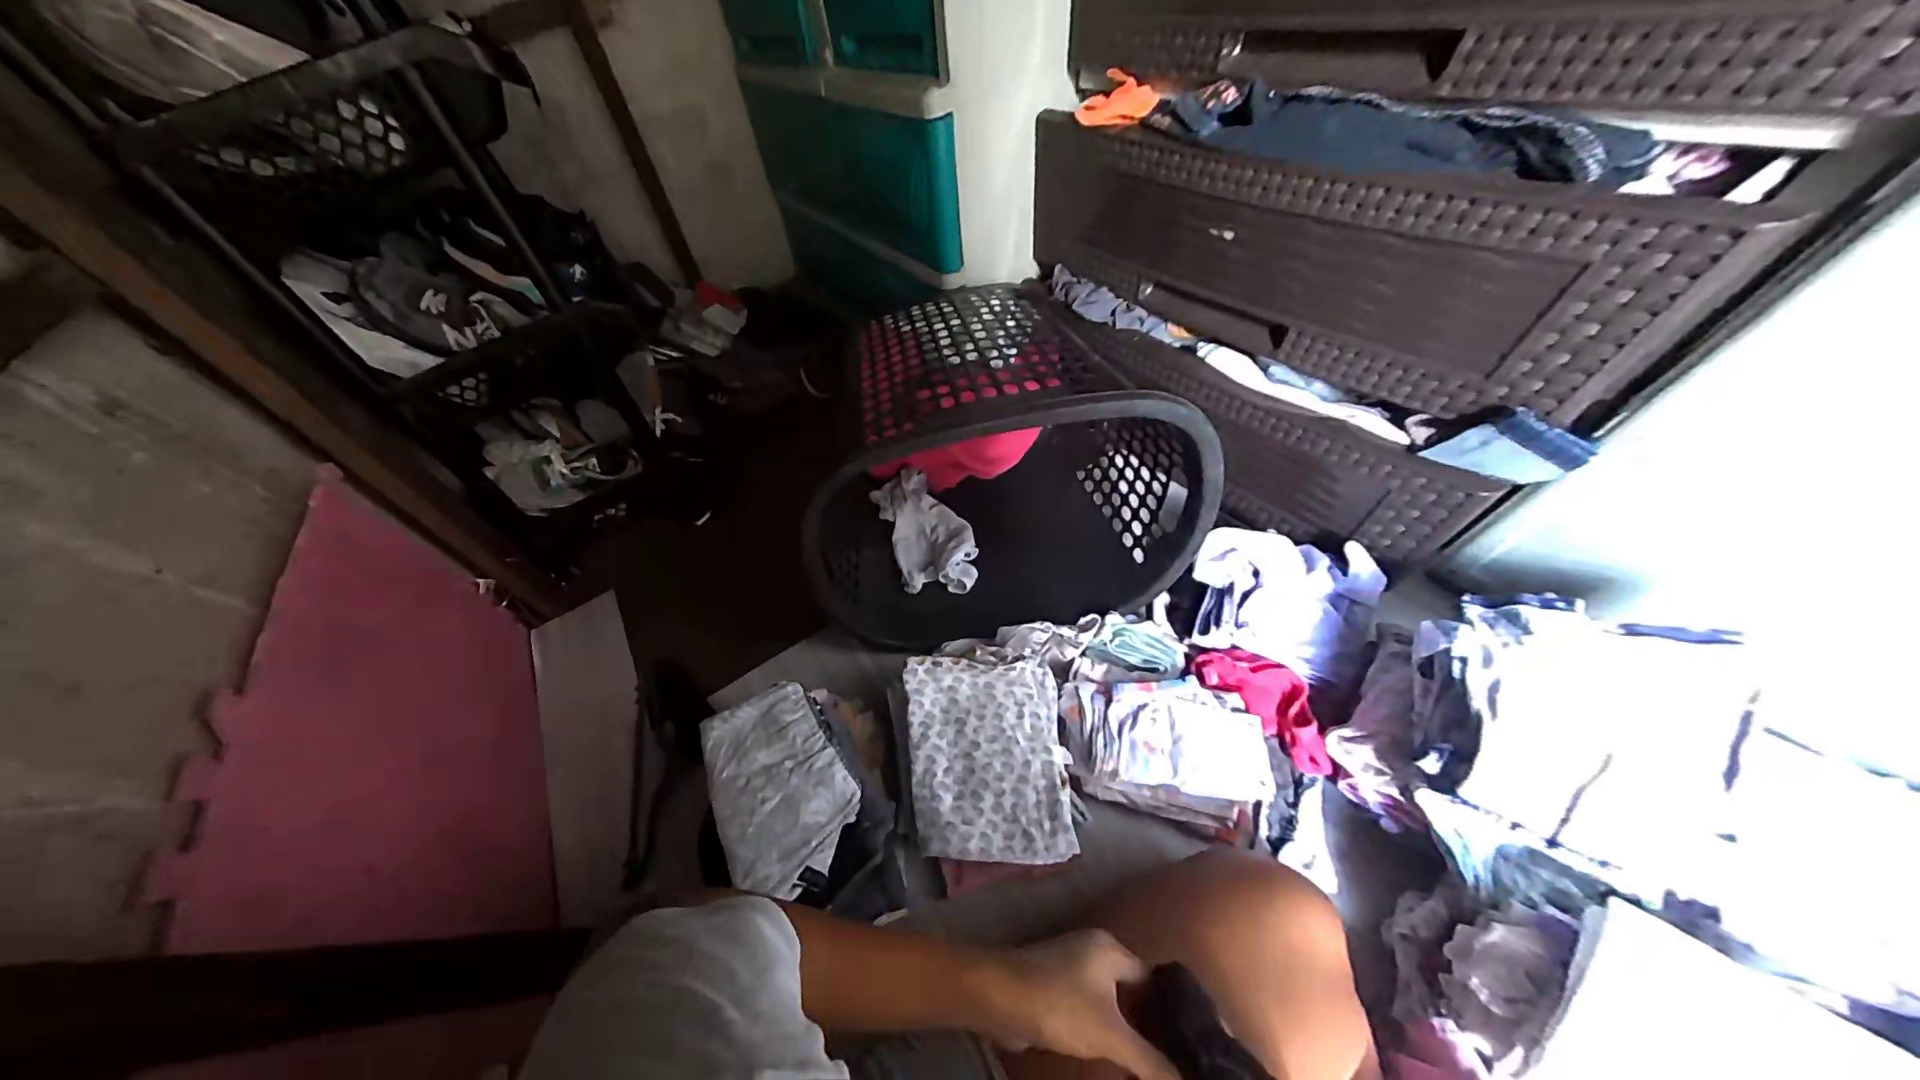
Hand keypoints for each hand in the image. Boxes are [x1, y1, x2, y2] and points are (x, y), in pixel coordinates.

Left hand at [964, 929, 1178, 1079]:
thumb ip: (1149, 1061)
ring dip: (1123, 1028)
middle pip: (1131, 989)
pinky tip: (1112, 1055)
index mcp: (1110, 949)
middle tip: (1171, 1057)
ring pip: (1108, 999)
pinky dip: (1100, 1027)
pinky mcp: (1052, 985)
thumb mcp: (1109, 1035)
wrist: (997, 997)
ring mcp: (1069, 966)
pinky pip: (1087, 1006)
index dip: (1171, 1011)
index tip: (1189, 1042)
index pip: (1154, 981)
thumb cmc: (1058, 1005)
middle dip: (1147, 1023)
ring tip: (1146, 1062)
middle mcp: (1092, 950)